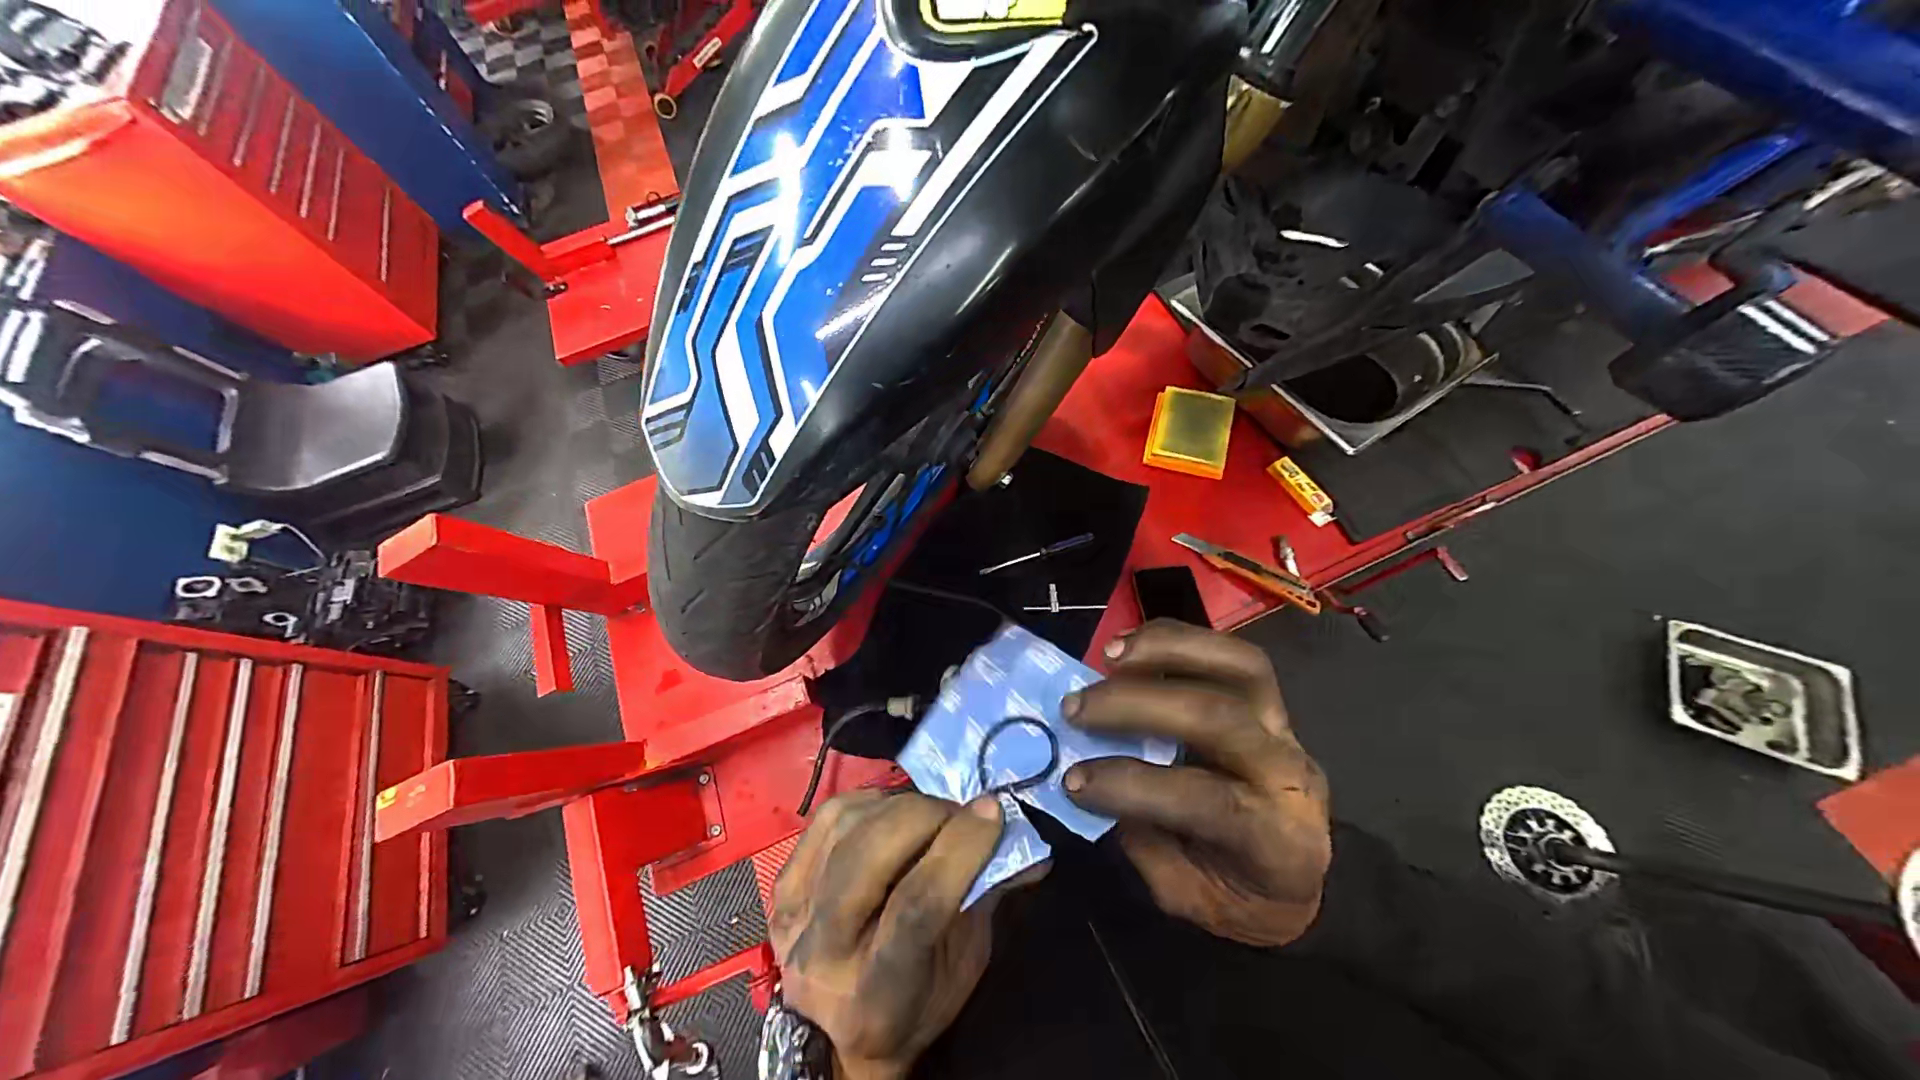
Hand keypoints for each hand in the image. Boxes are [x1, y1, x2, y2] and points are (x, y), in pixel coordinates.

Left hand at [769, 790, 1028, 1079]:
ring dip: (899, 804)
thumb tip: (1017, 831)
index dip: (958, 848)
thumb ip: (983, 896)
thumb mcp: (962, 967)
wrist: (834, 1038)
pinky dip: (867, 802)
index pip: (916, 905)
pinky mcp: (781, 888)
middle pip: (870, 856)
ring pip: (846, 827)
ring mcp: (795, 916)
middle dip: (926, 815)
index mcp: (878, 995)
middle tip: (959, 811)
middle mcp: (824, 954)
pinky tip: (892, 809)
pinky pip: (826, 819)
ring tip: (930, 811)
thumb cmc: (915, 1006)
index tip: (992, 811)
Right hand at [1062, 620, 1330, 946]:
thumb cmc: (1238, 895)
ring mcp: (1284, 727)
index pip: (1206, 799)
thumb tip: (1087, 774)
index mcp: (1273, 837)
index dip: (1134, 786)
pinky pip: (1232, 657)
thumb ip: (1141, 835)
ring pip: (1241, 667)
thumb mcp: (1185, 892)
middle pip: (1219, 717)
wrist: (1302, 880)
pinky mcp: (1270, 702)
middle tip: (1075, 708)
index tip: (1072, 781)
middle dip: (1137, 705)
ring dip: (1166, 651)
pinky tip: (1129, 648)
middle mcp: (1286, 771)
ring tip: (1107, 655)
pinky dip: (1177, 641)